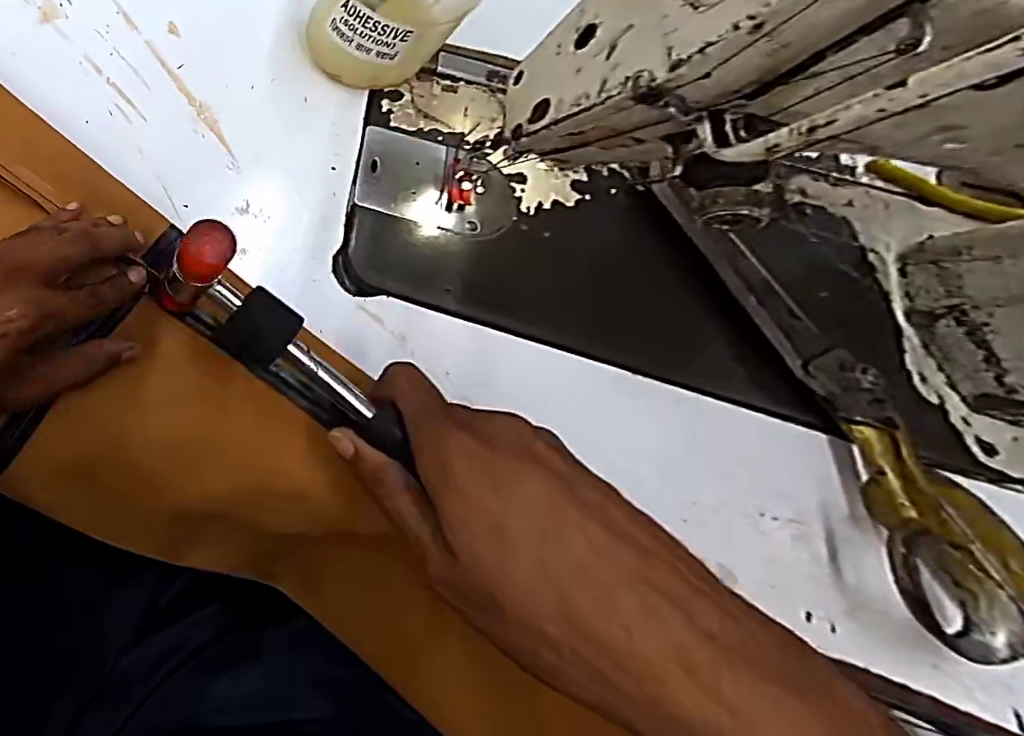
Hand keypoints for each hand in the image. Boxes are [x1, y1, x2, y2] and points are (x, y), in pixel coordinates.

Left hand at [0, 205, 148, 430]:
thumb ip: (79, 367)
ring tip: (114, 221)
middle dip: (114, 241)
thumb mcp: (21, 392)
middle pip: (80, 249)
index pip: (93, 295)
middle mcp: (20, 279)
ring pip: (55, 234)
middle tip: (137, 241)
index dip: (121, 285)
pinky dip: (52, 221)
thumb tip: (126, 349)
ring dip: (88, 226)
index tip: (141, 277)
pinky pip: (25, 231)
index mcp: (33, 318)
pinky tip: (69, 213)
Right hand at [332, 363, 893, 735]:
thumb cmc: (552, 612)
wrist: (673, 643)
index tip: (375, 430)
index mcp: (454, 446)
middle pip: (439, 415)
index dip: (379, 397)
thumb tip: (350, 444)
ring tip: (485, 541)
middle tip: (431, 512)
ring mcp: (543, 445)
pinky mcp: (577, 465)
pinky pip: (521, 457)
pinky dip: (508, 484)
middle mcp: (498, 430)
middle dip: (424, 451)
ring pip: (480, 439)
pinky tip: (529, 545)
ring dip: (468, 471)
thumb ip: (390, 491)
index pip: (401, 379)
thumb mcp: (443, 563)